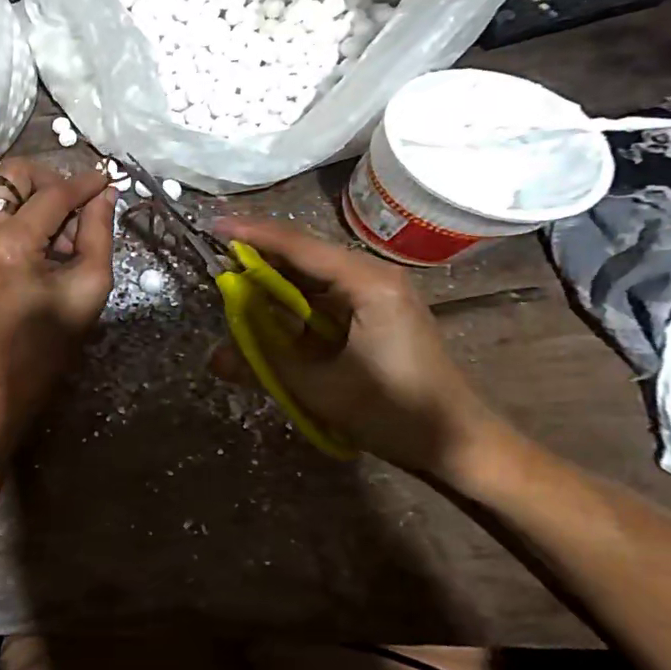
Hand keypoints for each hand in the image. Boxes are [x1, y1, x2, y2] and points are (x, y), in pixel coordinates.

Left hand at [0, 158, 117, 411]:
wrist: (11, 366)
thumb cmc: (55, 332)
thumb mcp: (91, 283)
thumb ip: (98, 231)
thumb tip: (105, 192)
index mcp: (12, 245)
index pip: (52, 194)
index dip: (84, 183)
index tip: (108, 178)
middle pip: (14, 173)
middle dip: (50, 180)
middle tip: (76, 207)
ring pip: (4, 187)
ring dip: (37, 196)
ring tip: (63, 232)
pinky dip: (24, 210)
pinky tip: (45, 240)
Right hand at [210, 219, 511, 477]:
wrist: (457, 443)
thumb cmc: (394, 411)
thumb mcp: (319, 388)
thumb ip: (263, 362)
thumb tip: (213, 357)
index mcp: (367, 284)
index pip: (298, 246)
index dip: (252, 236)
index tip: (212, 227)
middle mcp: (373, 276)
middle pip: (303, 253)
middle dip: (258, 254)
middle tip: (213, 256)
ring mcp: (376, 293)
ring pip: (311, 273)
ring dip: (272, 277)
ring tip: (230, 280)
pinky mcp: (373, 311)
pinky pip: (322, 294)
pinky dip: (291, 298)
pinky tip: (265, 307)